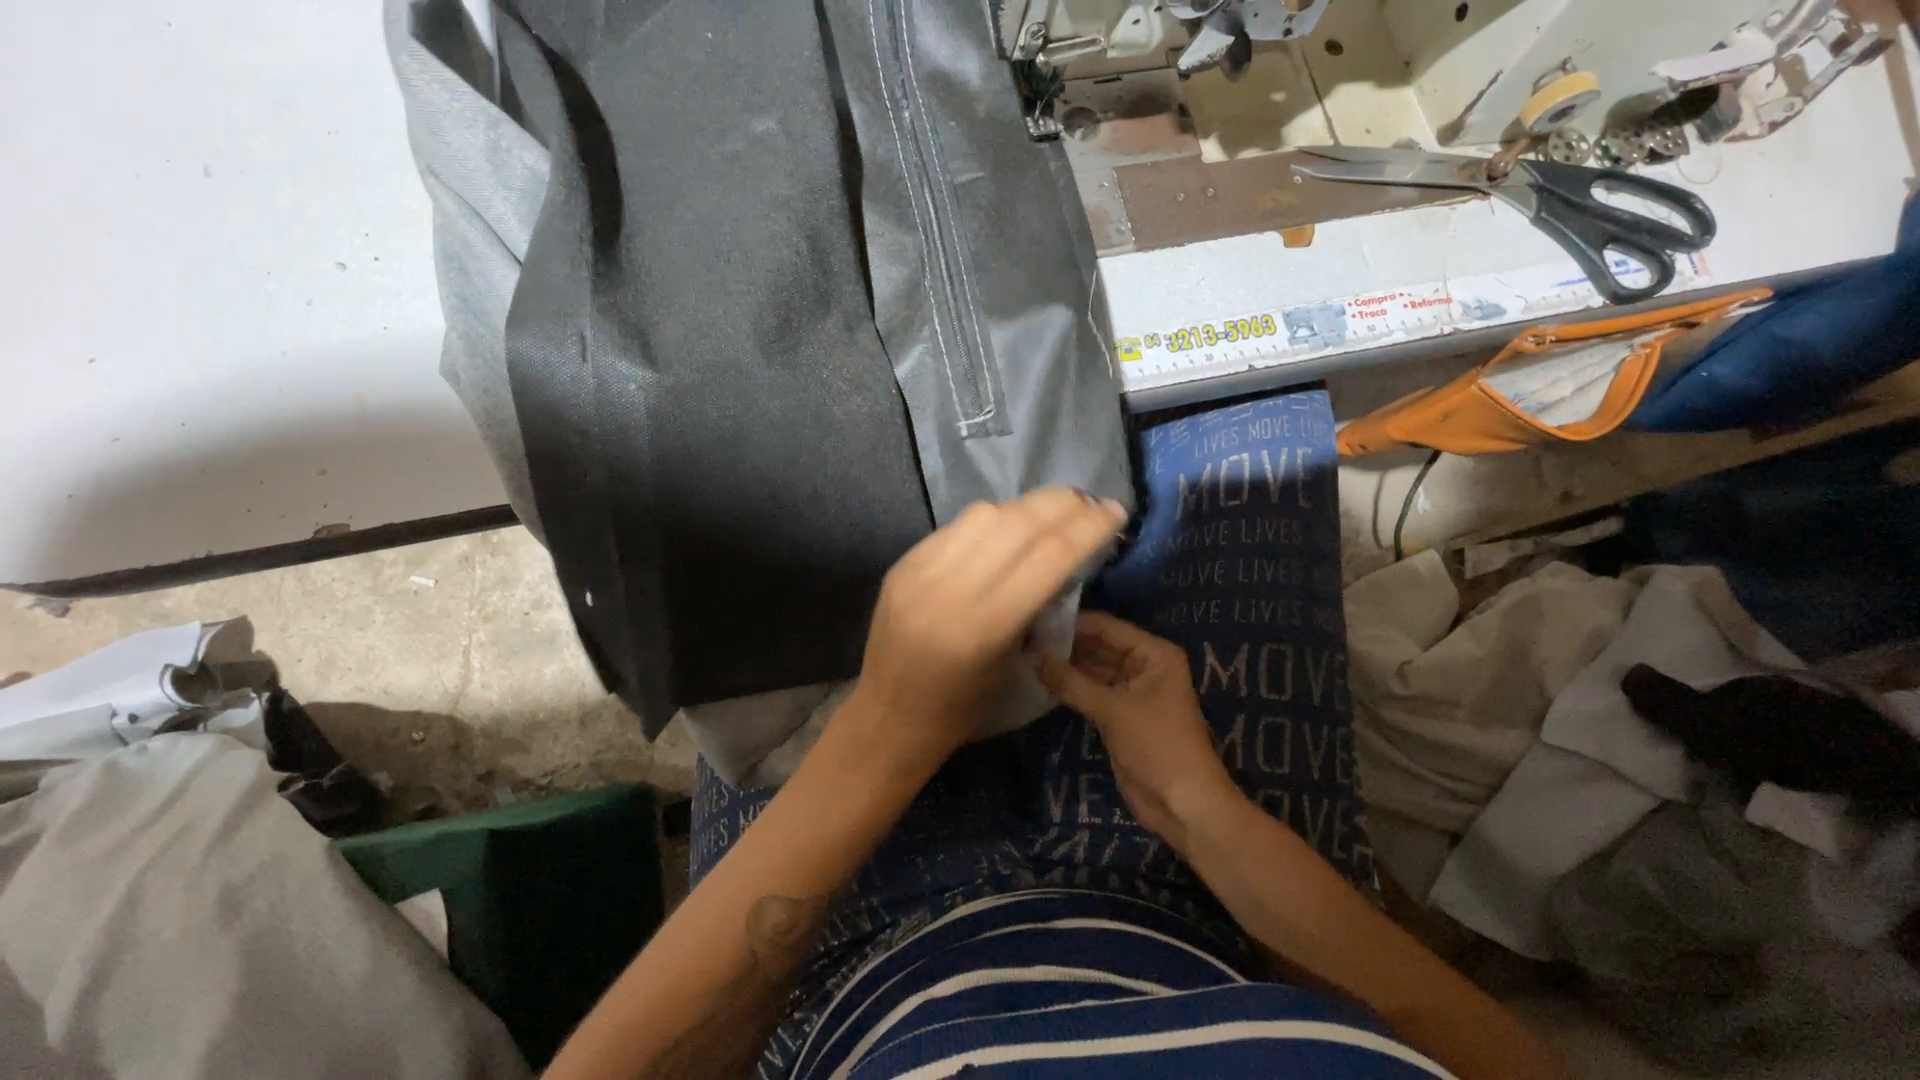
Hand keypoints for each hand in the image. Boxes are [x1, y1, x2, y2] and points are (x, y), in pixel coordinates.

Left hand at [847, 489, 1128, 774]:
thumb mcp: (1013, 665)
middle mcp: (950, 588)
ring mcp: (920, 571)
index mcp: (985, 626)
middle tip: (1091, 501)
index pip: (1048, 556)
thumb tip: (1063, 555)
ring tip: (1053, 509)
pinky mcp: (902, 564)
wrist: (889, 718)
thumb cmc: (961, 709)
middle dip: (1062, 504)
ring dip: (1026, 506)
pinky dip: (990, 521)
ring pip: (984, 515)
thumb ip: (1036, 606)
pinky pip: (955, 527)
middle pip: (1018, 523)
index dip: (1087, 527)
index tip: (1115, 512)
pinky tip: (1007, 527)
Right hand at [1032, 612, 1244, 851]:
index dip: (1071, 623)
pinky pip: (1091, 693)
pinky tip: (1041, 681)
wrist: (1182, 803)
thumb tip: (1031, 656)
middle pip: (1099, 647)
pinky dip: (1070, 688)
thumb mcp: (1112, 710)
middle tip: (1023, 639)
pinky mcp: (1120, 716)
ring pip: (1093, 671)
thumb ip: (1070, 682)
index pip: (1107, 627)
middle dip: (1065, 645)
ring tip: (1025, 656)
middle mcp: (1145, 667)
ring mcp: (1132, 692)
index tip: (1033, 620)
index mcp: (1154, 654)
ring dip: (1065, 667)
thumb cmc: (1157, 745)